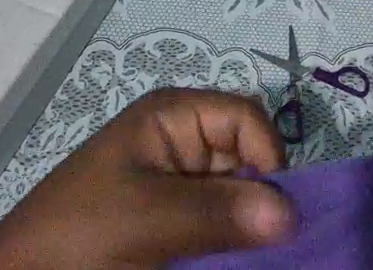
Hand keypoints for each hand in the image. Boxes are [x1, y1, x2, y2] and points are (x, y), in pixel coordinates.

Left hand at [0, 88, 295, 269]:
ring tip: (249, 259)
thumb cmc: (79, 234)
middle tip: (270, 249)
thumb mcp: (147, 219)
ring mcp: (176, 186)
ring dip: (247, 231)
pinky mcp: (171, 226)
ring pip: (237, 199)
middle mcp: (182, 143)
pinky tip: (229, 265)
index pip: (246, 119)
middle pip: (247, 159)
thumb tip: (292, 212)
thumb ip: (219, 212)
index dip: (268, 159)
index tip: (275, 218)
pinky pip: (218, 230)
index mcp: (174, 117)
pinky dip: (229, 249)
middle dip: (261, 200)